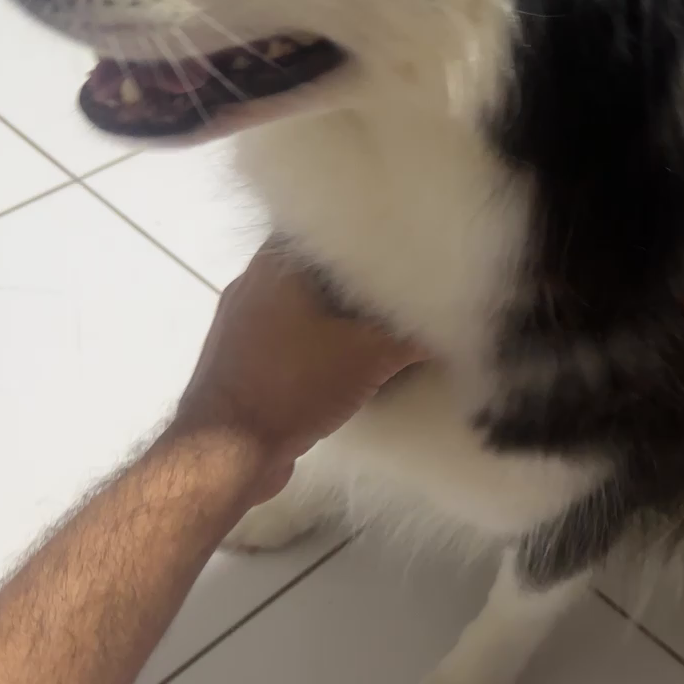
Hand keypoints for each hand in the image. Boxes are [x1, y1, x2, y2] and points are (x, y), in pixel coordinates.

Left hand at [170, 242, 426, 502]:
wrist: (228, 451)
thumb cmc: (297, 385)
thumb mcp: (372, 356)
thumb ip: (414, 335)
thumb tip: (455, 323)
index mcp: (276, 268)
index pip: (325, 232)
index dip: (365, 238)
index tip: (401, 247)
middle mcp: (252, 285)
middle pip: (316, 269)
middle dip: (359, 280)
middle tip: (403, 286)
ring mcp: (241, 324)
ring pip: (303, 304)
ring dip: (340, 313)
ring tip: (384, 322)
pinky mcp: (240, 359)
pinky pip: (291, 334)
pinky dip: (322, 339)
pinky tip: (351, 357)